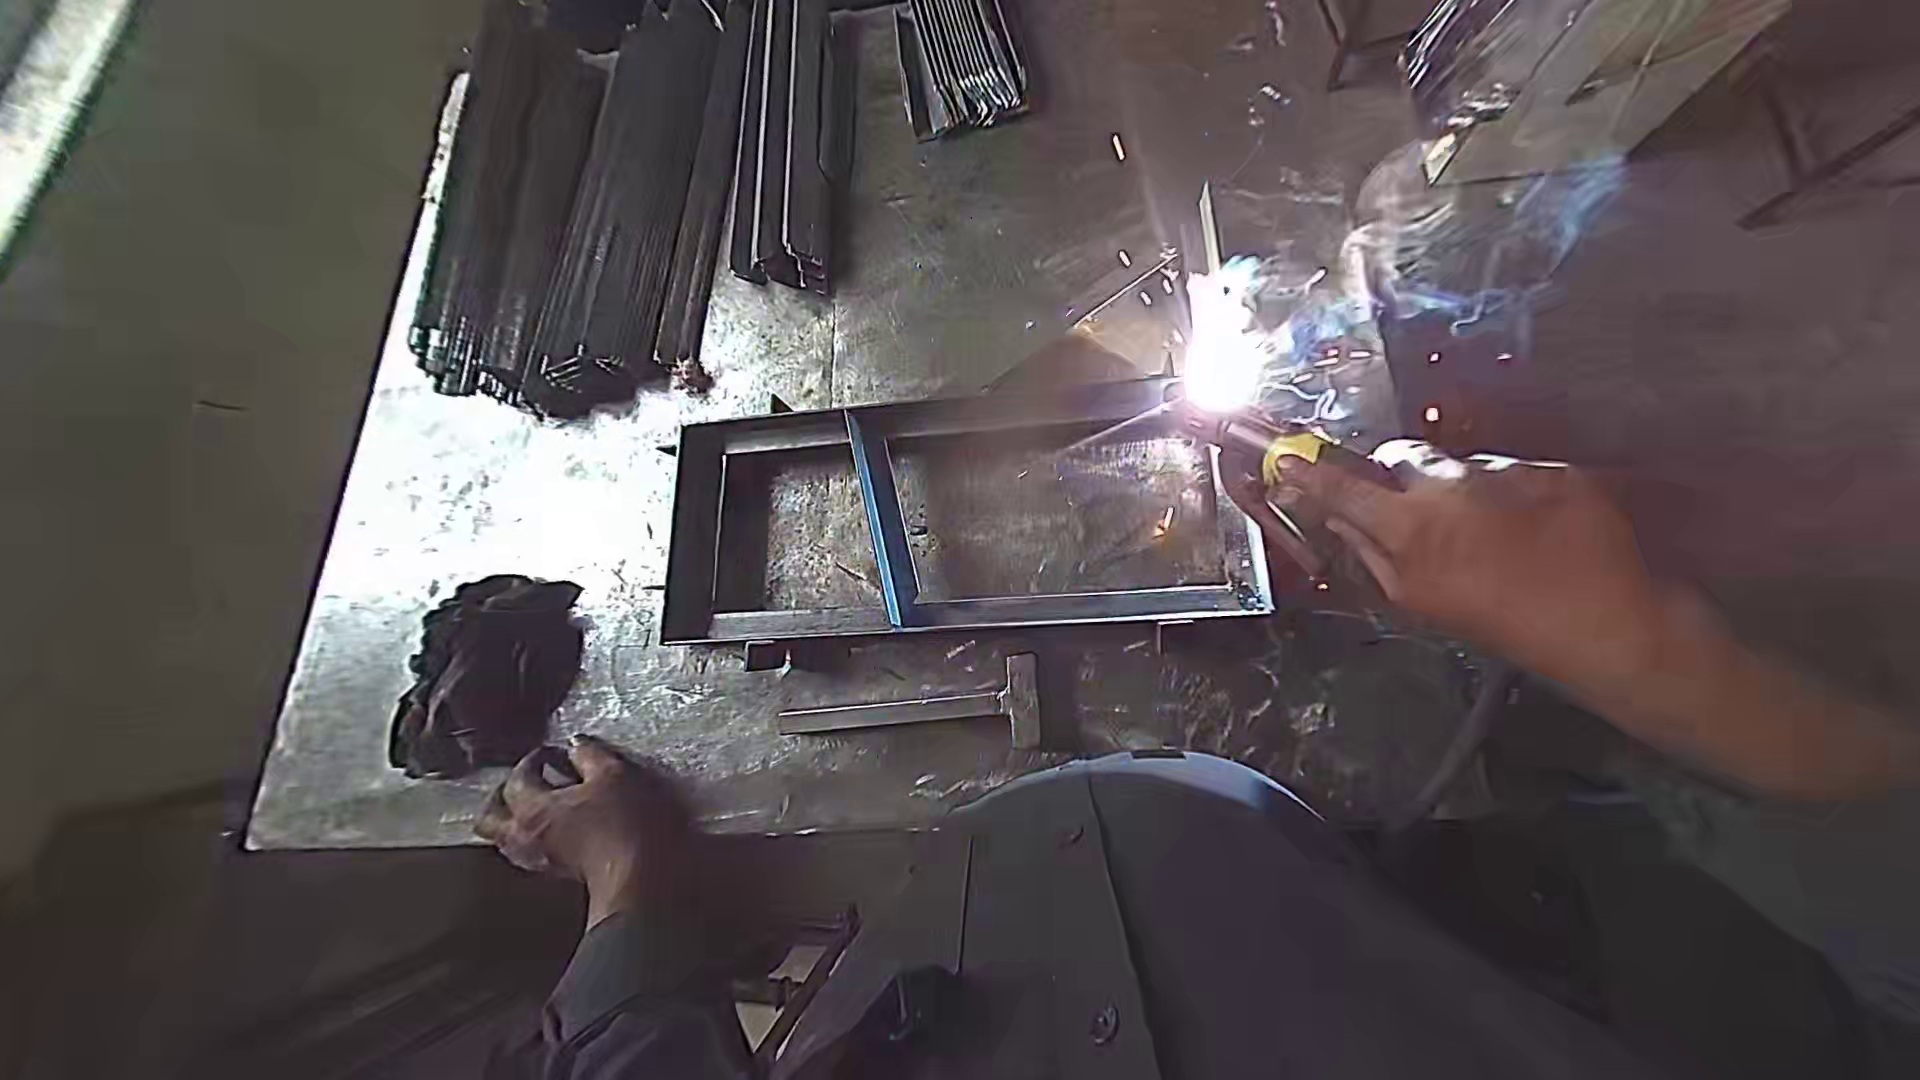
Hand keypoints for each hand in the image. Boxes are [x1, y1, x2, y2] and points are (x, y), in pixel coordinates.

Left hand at [477, 735, 690, 925]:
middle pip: (491, 816)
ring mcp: (537, 858)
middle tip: (527, 778)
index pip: (518, 778)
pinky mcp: (555, 871)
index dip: (533, 759)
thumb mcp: (614, 774)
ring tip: (541, 799)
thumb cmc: (624, 820)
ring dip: (516, 815)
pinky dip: (534, 831)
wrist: (640, 871)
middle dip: (503, 793)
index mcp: (533, 810)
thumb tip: (576, 745)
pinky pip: (528, 847)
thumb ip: (591, 755)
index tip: (551, 750)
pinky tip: (560, 822)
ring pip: (506, 836)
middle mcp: (524, 837)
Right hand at [1272, 455, 1665, 682]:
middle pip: (1401, 455)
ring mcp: (1505, 473)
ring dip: (1456, 485)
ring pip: (1459, 463)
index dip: (1310, 474)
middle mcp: (1449, 486)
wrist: (1604, 619)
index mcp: (1406, 524)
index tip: (1290, 461)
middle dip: (1394, 470)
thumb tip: (1340, 518)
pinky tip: (1526, 523)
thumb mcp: (1414, 597)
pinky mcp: (1553, 470)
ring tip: (1484, 525)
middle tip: (1406, 497)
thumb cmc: (1492, 618)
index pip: (1342, 489)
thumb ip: (1368, 550)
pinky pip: (1511, 470)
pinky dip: (1506, 491)